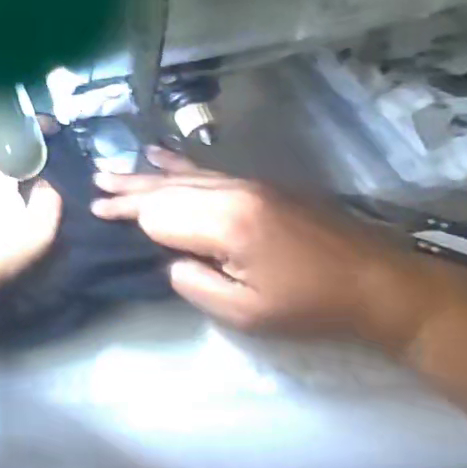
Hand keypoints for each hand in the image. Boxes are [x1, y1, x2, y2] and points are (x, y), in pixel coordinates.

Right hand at [91, 148, 466, 356]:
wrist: (373, 280)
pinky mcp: (257, 183)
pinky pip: (207, 169)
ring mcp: (244, 182)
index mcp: (225, 223)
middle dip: (128, 190)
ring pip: (182, 175)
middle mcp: (229, 192)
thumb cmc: (309, 305)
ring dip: (145, 174)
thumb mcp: (246, 313)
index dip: (126, 215)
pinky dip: (178, 163)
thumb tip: (170, 260)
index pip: (159, 216)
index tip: (95, 212)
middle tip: (92, 187)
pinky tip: (158, 154)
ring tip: (110, 170)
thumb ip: (195, 283)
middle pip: (166, 188)